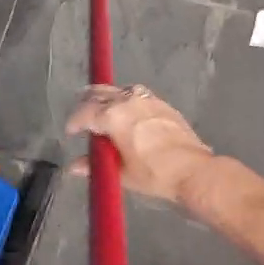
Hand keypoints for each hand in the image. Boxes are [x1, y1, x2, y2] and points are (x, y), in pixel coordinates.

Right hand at [65, 85, 216, 205]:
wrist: (193, 171)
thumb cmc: (154, 174)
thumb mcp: (121, 173)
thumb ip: (95, 165)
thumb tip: (74, 167)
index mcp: (113, 116)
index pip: (85, 113)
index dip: (74, 122)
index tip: (70, 131)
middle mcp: (128, 101)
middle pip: (99, 94)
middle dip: (87, 105)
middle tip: (82, 117)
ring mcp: (147, 99)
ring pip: (118, 90)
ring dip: (106, 98)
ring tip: (101, 109)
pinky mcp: (162, 104)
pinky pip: (136, 95)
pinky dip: (125, 100)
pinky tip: (127, 112)